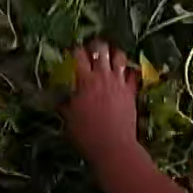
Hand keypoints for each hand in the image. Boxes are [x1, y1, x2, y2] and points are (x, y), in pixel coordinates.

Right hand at [64, 40, 140, 163]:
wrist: (114, 147)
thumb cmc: (87, 135)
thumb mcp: (69, 119)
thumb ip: (65, 104)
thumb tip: (60, 98)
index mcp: (85, 81)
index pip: (79, 56)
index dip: (76, 50)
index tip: (73, 50)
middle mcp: (103, 77)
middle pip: (101, 50)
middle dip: (96, 45)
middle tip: (93, 47)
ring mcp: (119, 83)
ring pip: (119, 57)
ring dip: (114, 53)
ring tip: (111, 54)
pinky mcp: (131, 92)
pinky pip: (133, 75)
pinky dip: (130, 70)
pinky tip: (127, 72)